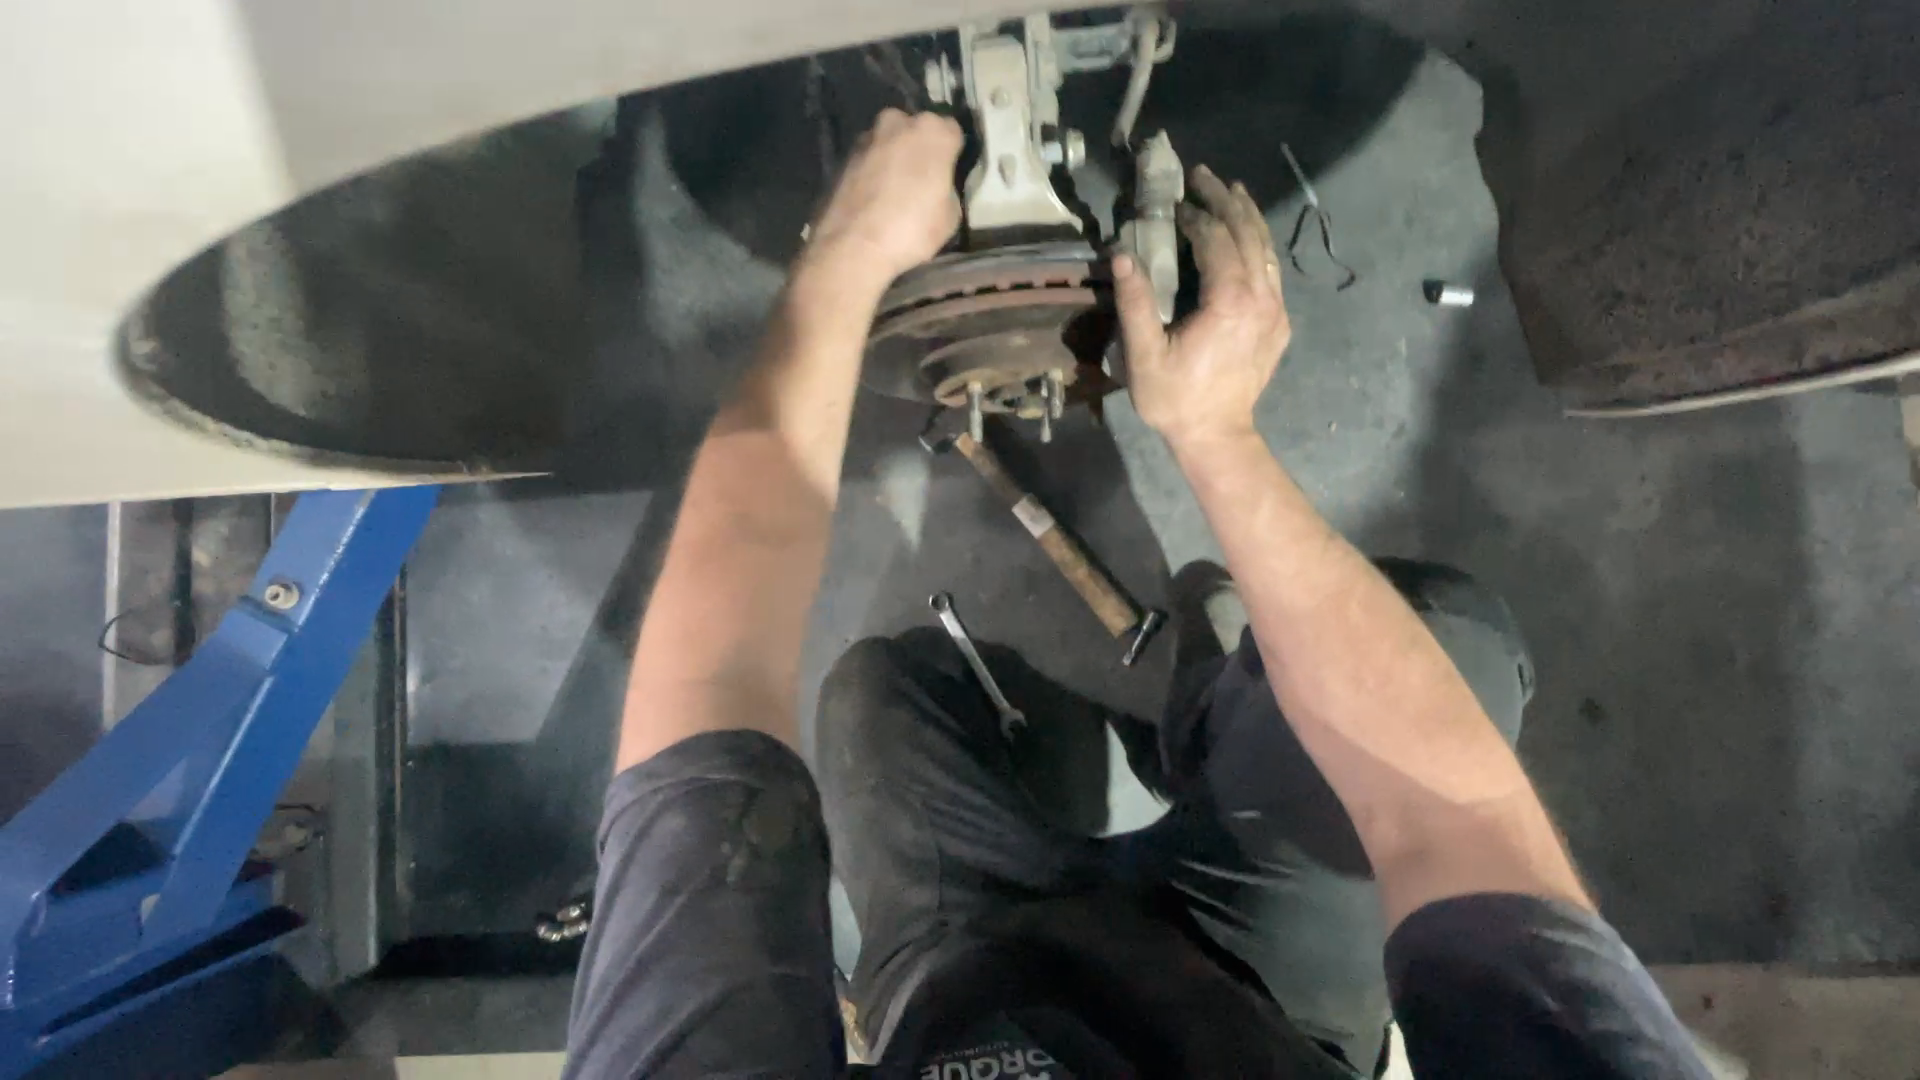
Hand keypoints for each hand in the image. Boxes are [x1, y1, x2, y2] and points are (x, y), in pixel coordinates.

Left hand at [802, 108, 962, 288]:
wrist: (855, 246)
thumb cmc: (912, 230)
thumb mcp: (951, 217)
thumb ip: (948, 190)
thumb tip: (938, 187)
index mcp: (934, 132)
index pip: (952, 132)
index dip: (952, 153)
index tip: (950, 172)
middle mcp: (899, 123)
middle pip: (917, 130)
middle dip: (921, 149)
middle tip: (922, 180)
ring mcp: (869, 137)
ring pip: (890, 141)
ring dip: (895, 158)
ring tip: (895, 191)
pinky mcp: (845, 156)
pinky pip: (869, 158)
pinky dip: (874, 171)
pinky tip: (874, 198)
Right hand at [1113, 165, 1291, 449]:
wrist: (1216, 435)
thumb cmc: (1175, 398)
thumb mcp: (1144, 355)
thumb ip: (1135, 303)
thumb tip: (1121, 255)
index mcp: (1228, 301)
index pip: (1215, 239)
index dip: (1194, 216)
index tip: (1173, 204)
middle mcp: (1259, 297)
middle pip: (1246, 232)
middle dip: (1224, 200)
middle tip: (1203, 175)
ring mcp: (1275, 309)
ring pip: (1266, 247)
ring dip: (1247, 215)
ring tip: (1230, 190)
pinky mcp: (1279, 323)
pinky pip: (1272, 271)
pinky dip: (1258, 244)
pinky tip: (1247, 236)